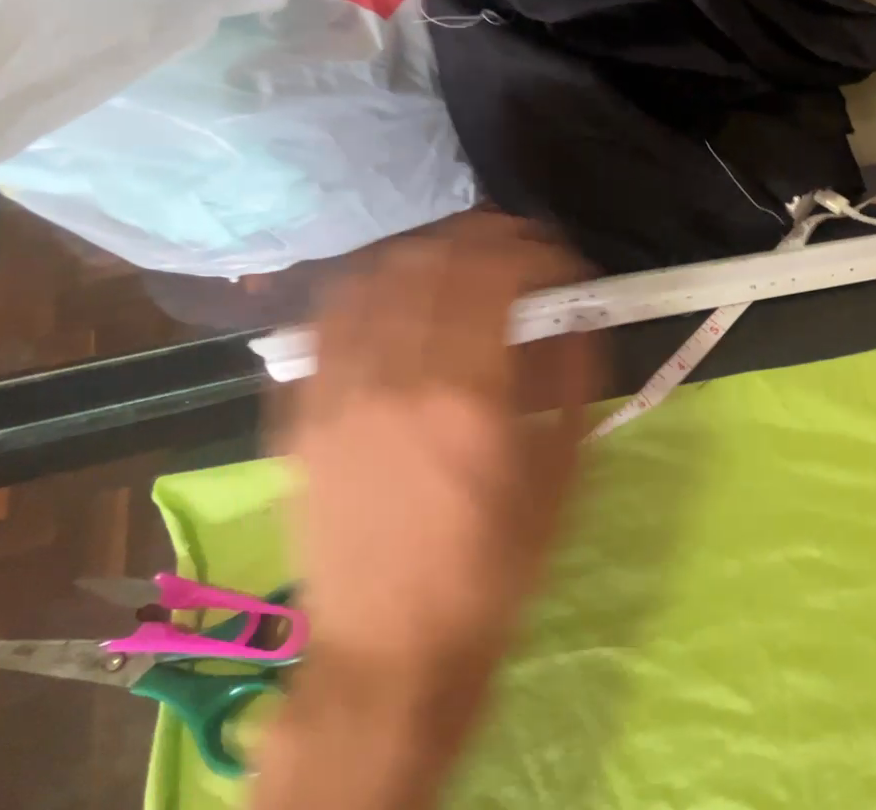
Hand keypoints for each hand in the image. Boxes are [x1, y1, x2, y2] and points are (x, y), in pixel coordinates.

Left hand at [275, 214, 599, 678]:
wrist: (393, 639)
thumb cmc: (497, 561)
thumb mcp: (560, 472)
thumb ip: (570, 379)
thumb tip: (576, 316)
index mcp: (468, 394)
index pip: (497, 274)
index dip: (538, 250)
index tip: (567, 263)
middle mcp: (394, 376)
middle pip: (433, 260)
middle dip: (487, 236)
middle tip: (525, 247)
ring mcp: (334, 390)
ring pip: (372, 277)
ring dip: (428, 250)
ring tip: (466, 257)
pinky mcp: (299, 410)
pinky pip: (326, 318)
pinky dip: (371, 285)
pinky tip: (401, 291)